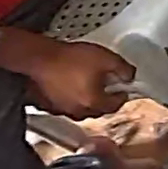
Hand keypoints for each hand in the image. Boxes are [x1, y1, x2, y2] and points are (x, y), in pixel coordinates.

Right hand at [0, 31, 135, 118]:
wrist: (38, 57)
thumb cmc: (69, 58)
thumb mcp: (108, 59)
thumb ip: (124, 70)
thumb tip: (130, 76)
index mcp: (93, 102)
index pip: (115, 106)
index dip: (122, 96)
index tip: (123, 89)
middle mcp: (75, 110)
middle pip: (98, 111)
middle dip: (106, 101)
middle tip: (109, 89)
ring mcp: (58, 109)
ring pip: (80, 111)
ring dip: (88, 102)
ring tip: (91, 88)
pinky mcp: (44, 104)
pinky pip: (63, 106)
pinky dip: (70, 100)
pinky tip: (71, 89)